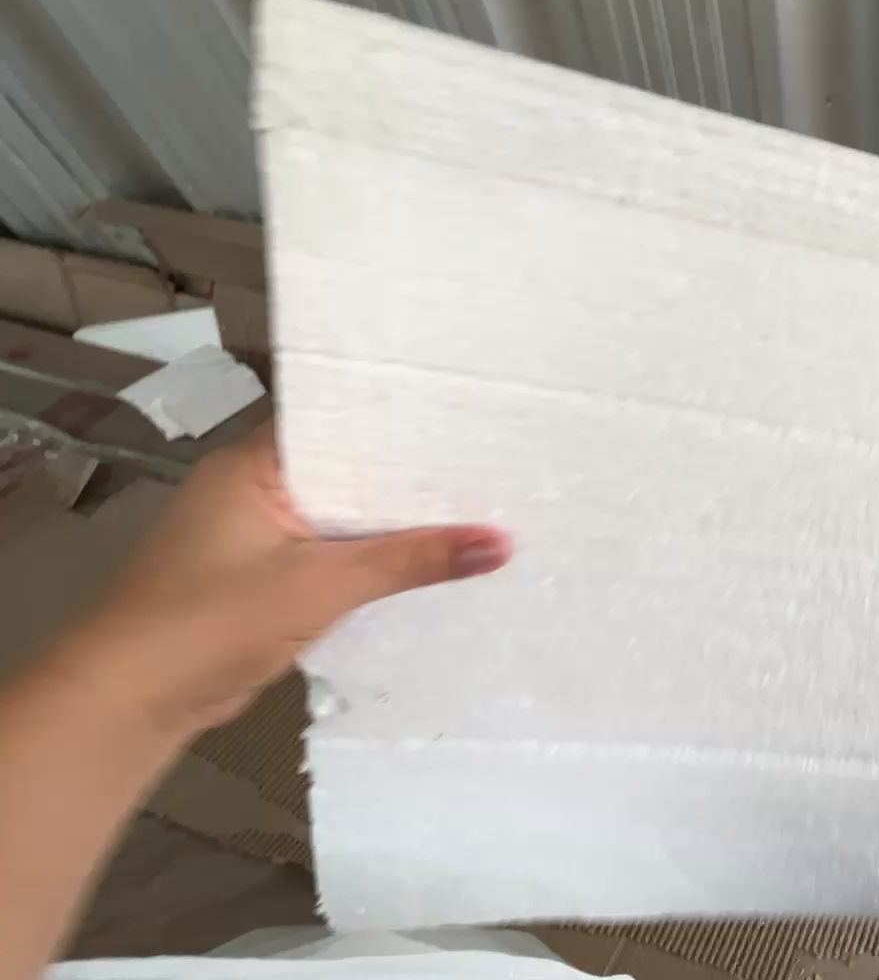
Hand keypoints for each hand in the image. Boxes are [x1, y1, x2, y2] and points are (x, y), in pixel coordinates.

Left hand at [53, 426, 510, 736]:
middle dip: (419, 473)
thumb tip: (503, 544)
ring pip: (356, 512)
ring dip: (405, 517)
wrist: (126, 709)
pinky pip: (348, 548)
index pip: (341, 422)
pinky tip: (437, 553)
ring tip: (480, 504)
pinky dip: (387, 552)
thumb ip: (414, 559)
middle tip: (493, 461)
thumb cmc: (207, 623)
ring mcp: (266, 533)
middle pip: (356, 469)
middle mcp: (260, 490)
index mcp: (254, 467)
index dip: (405, 420)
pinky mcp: (277, 573)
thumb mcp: (323, 583)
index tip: (472, 419)